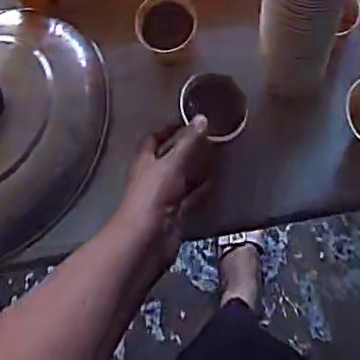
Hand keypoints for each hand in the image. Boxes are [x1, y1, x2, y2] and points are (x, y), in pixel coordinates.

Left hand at [115, 119, 212, 254]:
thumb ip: (188, 142)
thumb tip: (202, 118)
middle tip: (207, 139)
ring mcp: (163, 197)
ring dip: (195, 169)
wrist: (147, 241)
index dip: (168, 130)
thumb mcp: (172, 164)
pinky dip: (200, 190)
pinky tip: (214, 183)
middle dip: (186, 149)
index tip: (186, 122)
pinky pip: (189, 198)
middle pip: (169, 158)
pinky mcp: (174, 215)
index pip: (153, 139)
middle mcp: (152, 176)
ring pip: (181, 178)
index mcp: (144, 160)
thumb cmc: (153, 195)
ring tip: (214, 158)